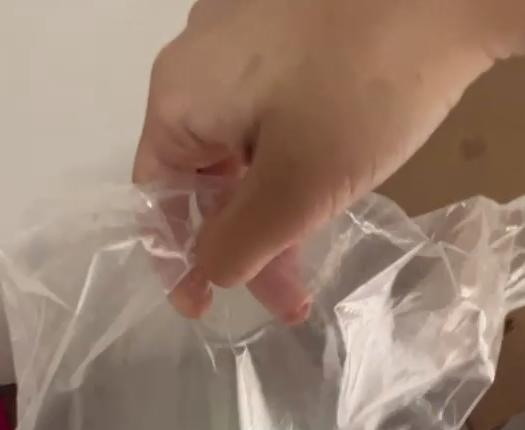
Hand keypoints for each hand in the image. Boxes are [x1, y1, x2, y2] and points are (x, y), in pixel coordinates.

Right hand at [135, 0, 524, 319]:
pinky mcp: (291, 26)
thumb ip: (237, 247)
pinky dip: (286, 167)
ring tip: (307, 260)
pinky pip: (267, 115)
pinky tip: (319, 195)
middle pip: (200, 174)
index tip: (203, 307)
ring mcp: (245, 35)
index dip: (178, 258)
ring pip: (238, 150)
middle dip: (239, 244)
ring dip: (268, 213)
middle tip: (283, 296)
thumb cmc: (366, 88)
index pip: (157, 195)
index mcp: (180, 94)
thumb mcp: (295, 190)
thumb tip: (207, 272)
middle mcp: (199, 59)